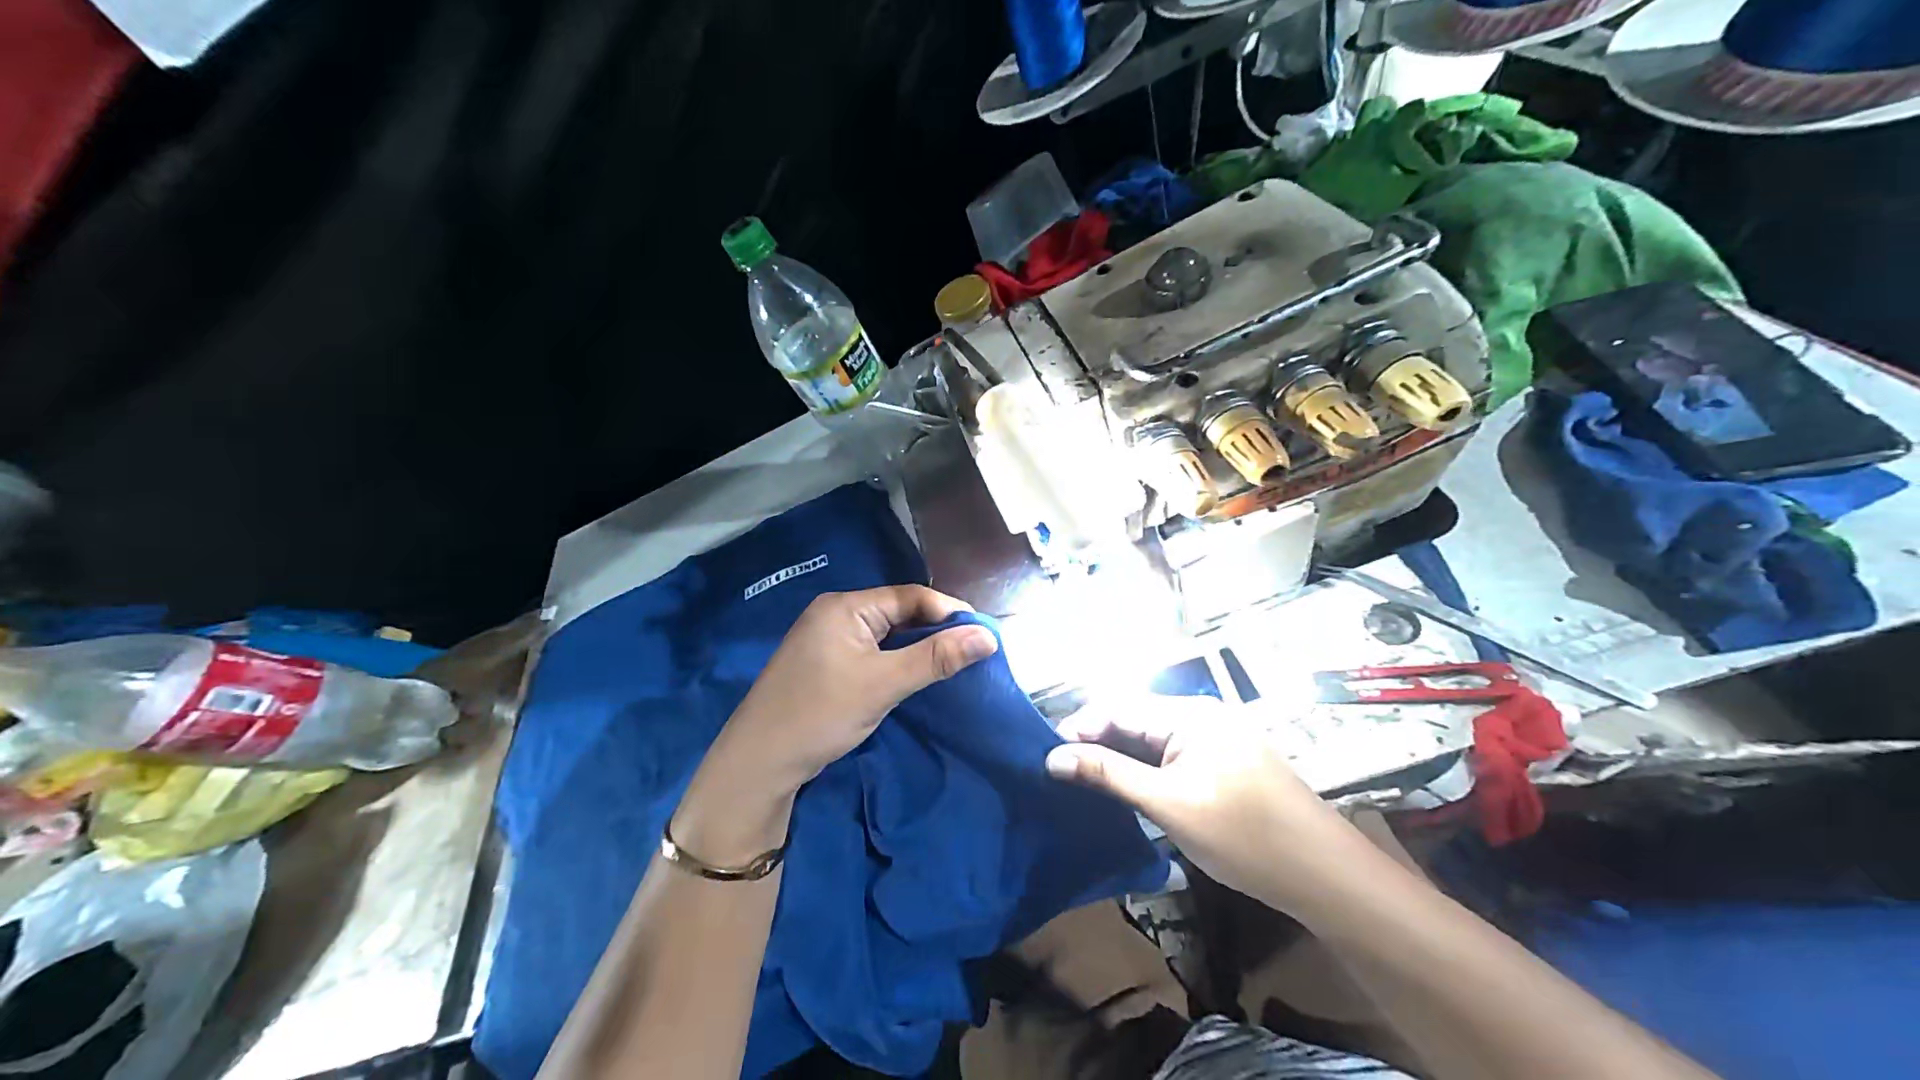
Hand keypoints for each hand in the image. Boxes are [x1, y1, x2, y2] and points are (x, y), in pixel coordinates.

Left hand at [674, 587, 998, 863]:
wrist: (759, 761)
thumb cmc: (821, 714)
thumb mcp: (883, 684)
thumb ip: (935, 657)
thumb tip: (988, 637)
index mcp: (845, 606)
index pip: (910, 596)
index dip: (950, 612)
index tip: (984, 635)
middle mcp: (836, 613)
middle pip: (899, 611)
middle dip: (937, 629)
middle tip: (974, 650)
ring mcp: (828, 638)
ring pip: (887, 633)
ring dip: (918, 646)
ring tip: (955, 662)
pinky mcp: (826, 663)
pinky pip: (873, 651)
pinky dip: (897, 660)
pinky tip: (917, 673)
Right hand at [1044, 696, 1382, 918]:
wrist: (1326, 875)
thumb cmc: (1244, 837)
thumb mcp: (1168, 805)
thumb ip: (1108, 774)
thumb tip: (1052, 758)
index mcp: (1190, 714)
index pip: (1117, 707)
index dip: (1078, 729)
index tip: (1046, 758)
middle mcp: (1202, 713)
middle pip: (1134, 718)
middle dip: (1096, 743)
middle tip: (1061, 776)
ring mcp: (1217, 735)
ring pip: (1152, 737)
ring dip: (1120, 757)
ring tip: (1085, 784)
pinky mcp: (1226, 759)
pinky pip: (1173, 752)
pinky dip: (1146, 768)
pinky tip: (1128, 789)